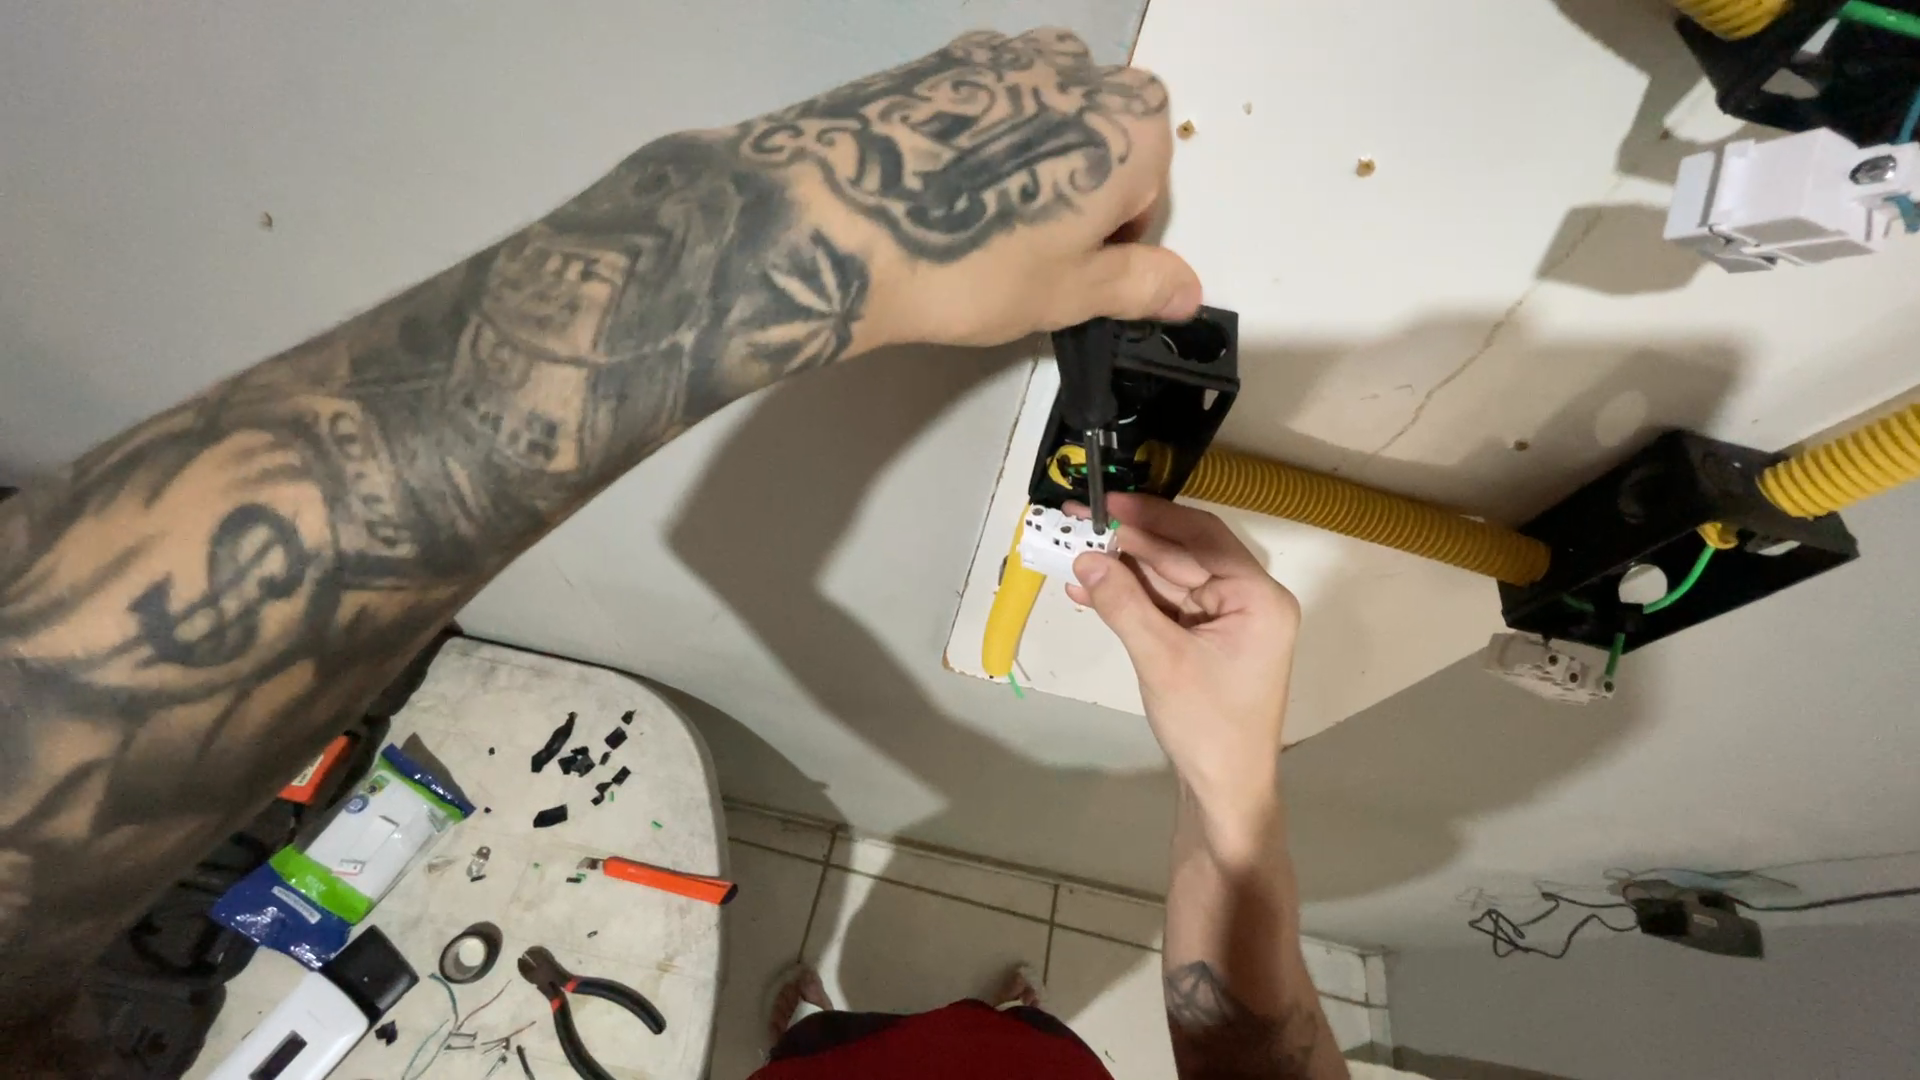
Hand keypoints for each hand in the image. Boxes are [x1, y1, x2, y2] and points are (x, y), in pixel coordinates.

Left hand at [736, 27, 1200, 351]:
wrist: (845, 223)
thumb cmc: (977, 266)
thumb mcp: (1070, 294)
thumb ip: (1140, 284)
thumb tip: (1190, 292)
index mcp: (1133, 125)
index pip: (1149, 196)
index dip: (1110, 246)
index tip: (1062, 275)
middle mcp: (1080, 68)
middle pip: (1100, 148)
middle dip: (1075, 200)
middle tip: (1016, 255)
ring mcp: (1008, 54)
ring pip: (1044, 125)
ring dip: (1028, 171)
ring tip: (974, 223)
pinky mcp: (945, 60)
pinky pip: (989, 108)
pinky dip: (981, 148)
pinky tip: (940, 191)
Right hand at [1067, 495, 1299, 861]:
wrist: (1223, 789)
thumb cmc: (1206, 724)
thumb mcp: (1161, 659)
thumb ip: (1123, 603)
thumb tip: (1084, 557)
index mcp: (1257, 596)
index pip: (1200, 537)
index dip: (1151, 517)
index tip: (1107, 503)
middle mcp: (1246, 599)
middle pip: (1180, 554)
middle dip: (1128, 541)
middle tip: (1080, 520)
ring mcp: (1223, 619)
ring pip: (1165, 577)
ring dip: (1121, 568)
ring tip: (1072, 549)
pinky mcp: (1201, 637)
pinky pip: (1161, 604)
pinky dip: (1127, 597)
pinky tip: (1087, 589)